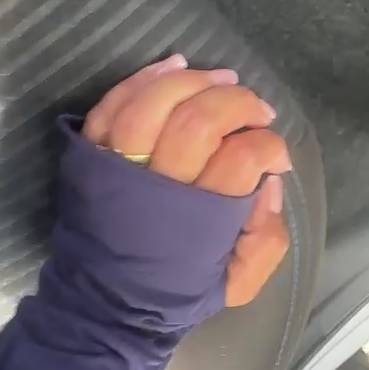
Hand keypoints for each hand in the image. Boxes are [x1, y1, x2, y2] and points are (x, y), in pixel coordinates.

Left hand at [83, 55, 292, 305]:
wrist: (109, 304)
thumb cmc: (182, 289)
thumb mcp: (239, 282)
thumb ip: (267, 240)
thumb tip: (269, 185)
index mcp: (201, 220)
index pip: (243, 158)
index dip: (268, 145)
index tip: (277, 155)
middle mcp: (159, 188)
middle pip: (199, 122)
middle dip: (238, 103)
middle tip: (258, 109)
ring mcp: (120, 168)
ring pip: (154, 105)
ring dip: (194, 82)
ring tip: (224, 79)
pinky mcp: (91, 157)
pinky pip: (113, 106)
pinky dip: (144, 79)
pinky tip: (175, 65)